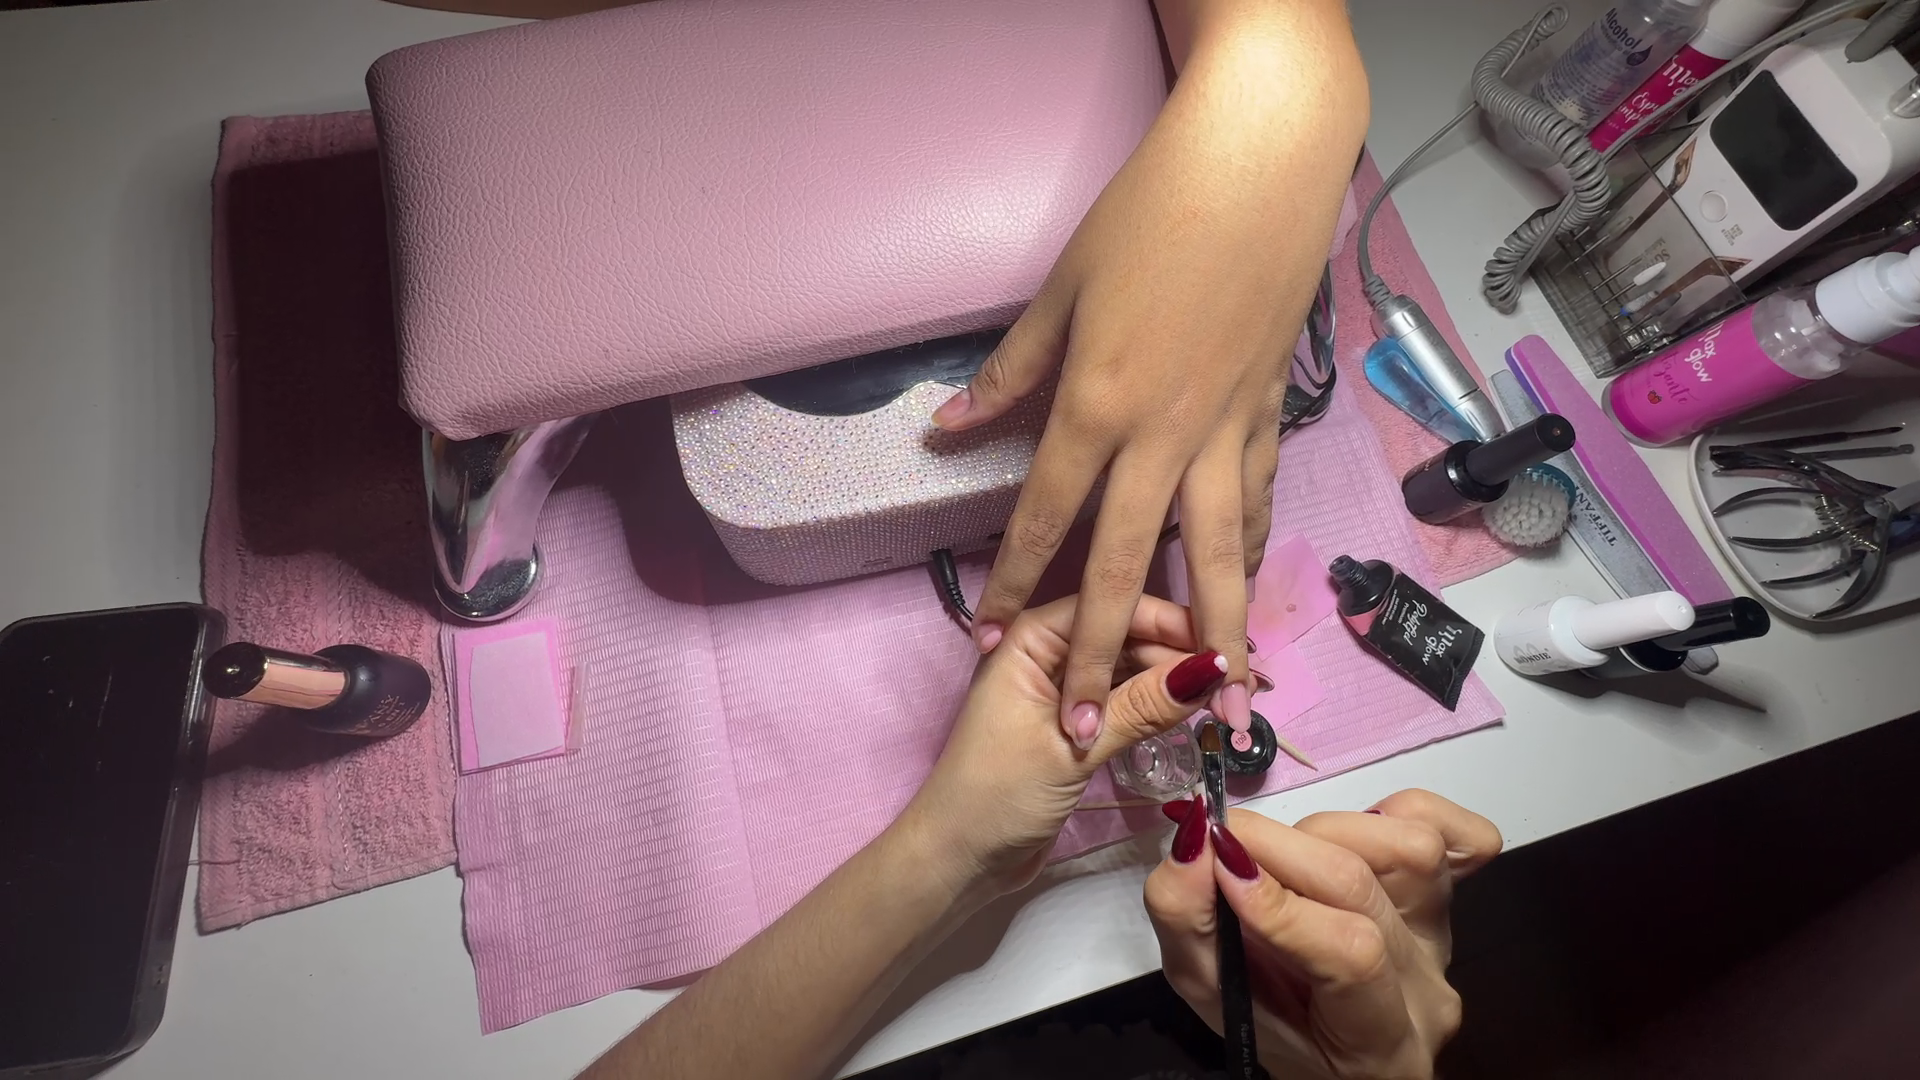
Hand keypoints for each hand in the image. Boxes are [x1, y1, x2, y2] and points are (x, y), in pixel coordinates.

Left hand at [903, 594, 1229, 897]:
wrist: (960, 858)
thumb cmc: (998, 793)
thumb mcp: (1073, 749)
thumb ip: (1140, 706)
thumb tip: (1214, 668)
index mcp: (1033, 636)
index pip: (1112, 609)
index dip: (1174, 624)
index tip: (1233, 646)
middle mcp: (1051, 650)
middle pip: (1127, 637)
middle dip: (1184, 657)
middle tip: (1249, 681)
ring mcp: (1065, 686)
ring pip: (1131, 669)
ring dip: (1178, 683)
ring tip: (1237, 696)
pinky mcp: (1077, 720)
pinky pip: (1125, 699)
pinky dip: (1159, 705)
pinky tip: (1200, 709)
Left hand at [931, 2, 1367, 749]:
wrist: (1262, 168)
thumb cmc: (1148, 221)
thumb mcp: (1062, 292)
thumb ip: (1007, 375)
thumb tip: (948, 428)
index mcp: (1098, 409)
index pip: (1044, 518)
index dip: (1012, 582)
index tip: (988, 640)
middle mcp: (1162, 440)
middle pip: (1127, 564)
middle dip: (1103, 651)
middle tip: (1091, 725)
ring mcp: (1225, 434)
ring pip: (1217, 553)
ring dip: (1213, 631)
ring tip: (1220, 698)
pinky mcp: (1269, 418)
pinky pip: (1257, 500)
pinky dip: (1251, 548)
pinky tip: (1248, 584)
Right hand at [1145, 790, 1501, 1078]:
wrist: (1323, 1029)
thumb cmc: (1260, 1013)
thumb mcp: (1200, 983)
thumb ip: (1184, 914)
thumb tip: (1196, 835)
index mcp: (1374, 1041)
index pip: (1351, 954)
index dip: (1279, 903)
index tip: (1216, 862)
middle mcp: (1426, 989)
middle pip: (1358, 886)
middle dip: (1274, 847)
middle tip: (1223, 843)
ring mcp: (1445, 938)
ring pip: (1407, 848)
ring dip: (1324, 831)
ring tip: (1286, 855)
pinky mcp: (1453, 892)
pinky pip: (1458, 833)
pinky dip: (1402, 812)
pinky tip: (1357, 830)